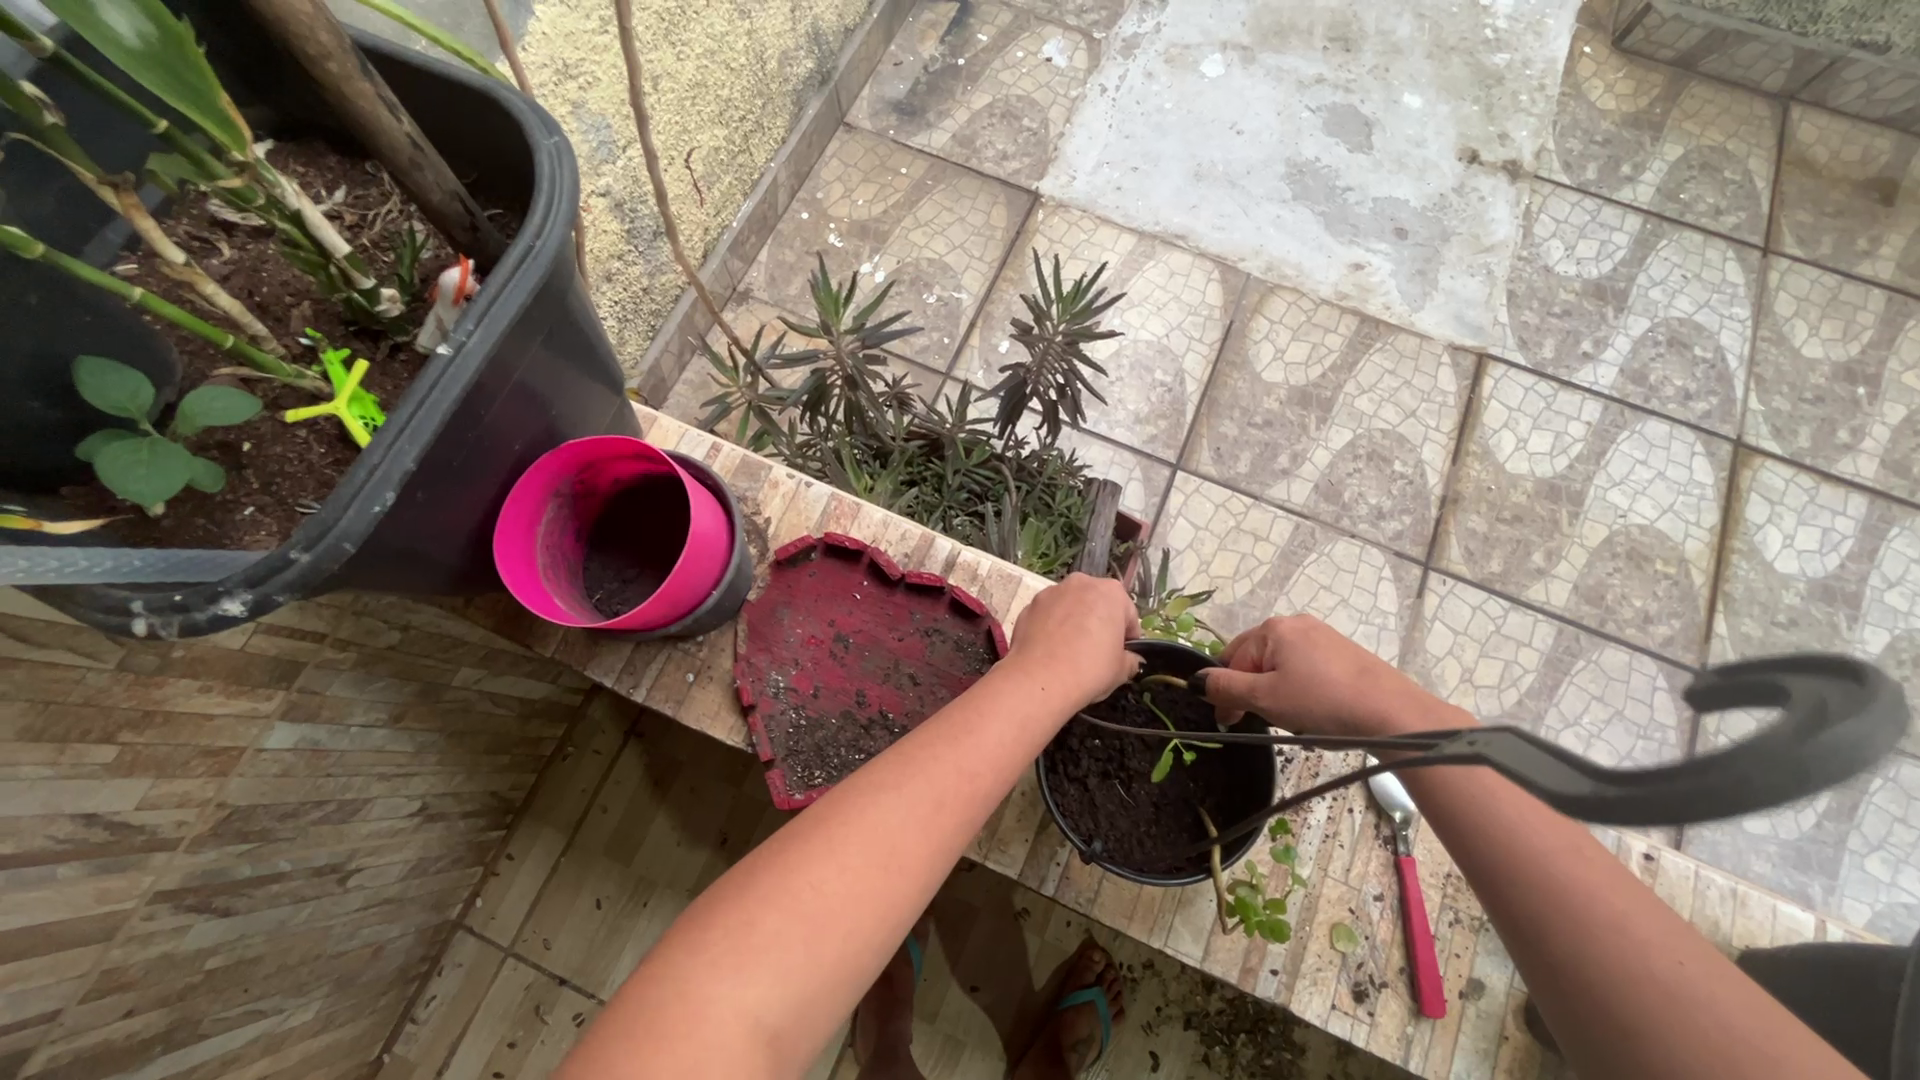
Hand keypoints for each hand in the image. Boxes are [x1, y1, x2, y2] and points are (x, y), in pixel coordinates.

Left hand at [1004, 573, 1140, 707]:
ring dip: (1074, 623)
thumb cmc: (1089, 669)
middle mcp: (1080, 583)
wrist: (1038, 679)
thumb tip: (1131, 659)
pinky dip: (1051, 629)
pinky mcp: (1028, 607)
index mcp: (1111, 592)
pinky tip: (1051, 652)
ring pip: (1070, 607)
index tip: (1123, 655)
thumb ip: (1131, 659)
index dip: (1128, 637)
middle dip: (1099, 624)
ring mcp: (1051, 593)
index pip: (1128, 615)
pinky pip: (1047, 617)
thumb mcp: (1122, 670)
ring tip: (1071, 653)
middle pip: (1097, 604)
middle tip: (1098, 653)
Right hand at [1199, 615, 1464, 736]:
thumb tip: (1195, 681)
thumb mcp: (1265, 698)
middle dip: (1252, 690)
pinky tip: (1315, 710)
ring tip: (1294, 718)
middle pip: (1255, 659)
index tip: (1231, 722)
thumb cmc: (1321, 702)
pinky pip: (1305, 669)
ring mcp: (1322, 636)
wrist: (1391, 713)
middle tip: (1265, 720)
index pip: (1230, 658)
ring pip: (1280, 666)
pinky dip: (1300, 689)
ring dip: (1276, 692)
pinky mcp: (1343, 653)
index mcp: (1272, 628)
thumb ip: (1225, 688)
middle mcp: (1295, 624)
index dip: (1225, 692)